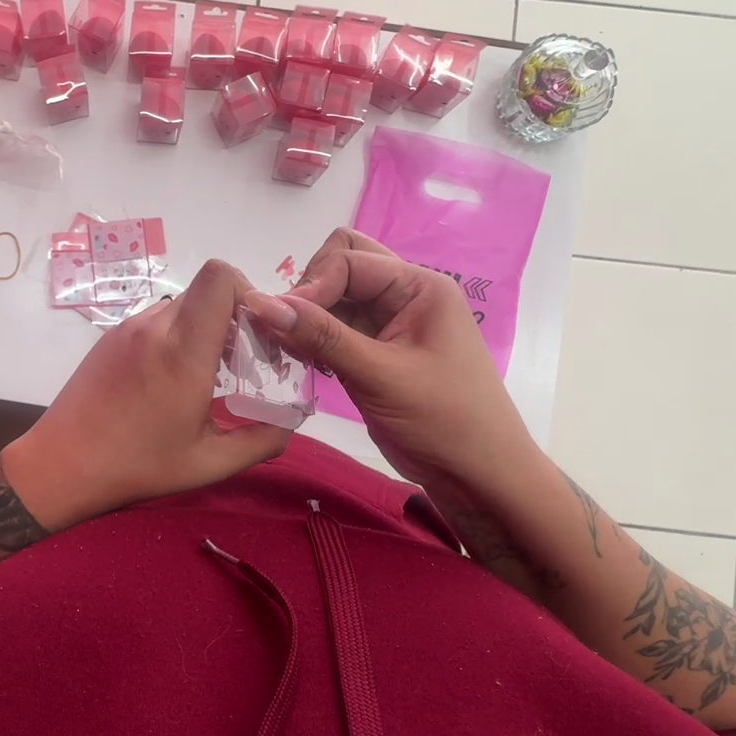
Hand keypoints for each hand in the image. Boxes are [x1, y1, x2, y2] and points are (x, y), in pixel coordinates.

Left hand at [0, 260, 291, 530]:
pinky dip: (175, 337)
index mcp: (183, 350)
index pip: (221, 277)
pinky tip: (171, 380)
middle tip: (241, 361)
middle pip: (205, 289)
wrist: (61, 466)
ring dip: (203, 329)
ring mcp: (127, 329)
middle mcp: (154, 327)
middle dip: (233, 316)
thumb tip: (291, 423)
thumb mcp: (208, 463)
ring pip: (180, 306)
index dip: (249, 292)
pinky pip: (154, 321)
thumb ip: (261, 440)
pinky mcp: (109, 339)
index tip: (258, 333)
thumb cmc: (136, 466)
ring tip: (207, 374)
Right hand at [243, 228, 538, 492]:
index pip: (349, 260)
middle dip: (309, 290)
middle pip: (342, 265)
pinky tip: (297, 360)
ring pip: (334, 300)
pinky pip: (334, 330)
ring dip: (306, 317)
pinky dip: (312, 340)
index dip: (311, 285)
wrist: (477, 476)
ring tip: (284, 349)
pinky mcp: (374, 353)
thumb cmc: (442, 420)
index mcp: (420, 287)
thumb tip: (259, 303)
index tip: (279, 322)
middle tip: (287, 329)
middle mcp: (404, 296)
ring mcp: (389, 324)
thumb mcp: (379, 375)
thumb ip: (320, 336)